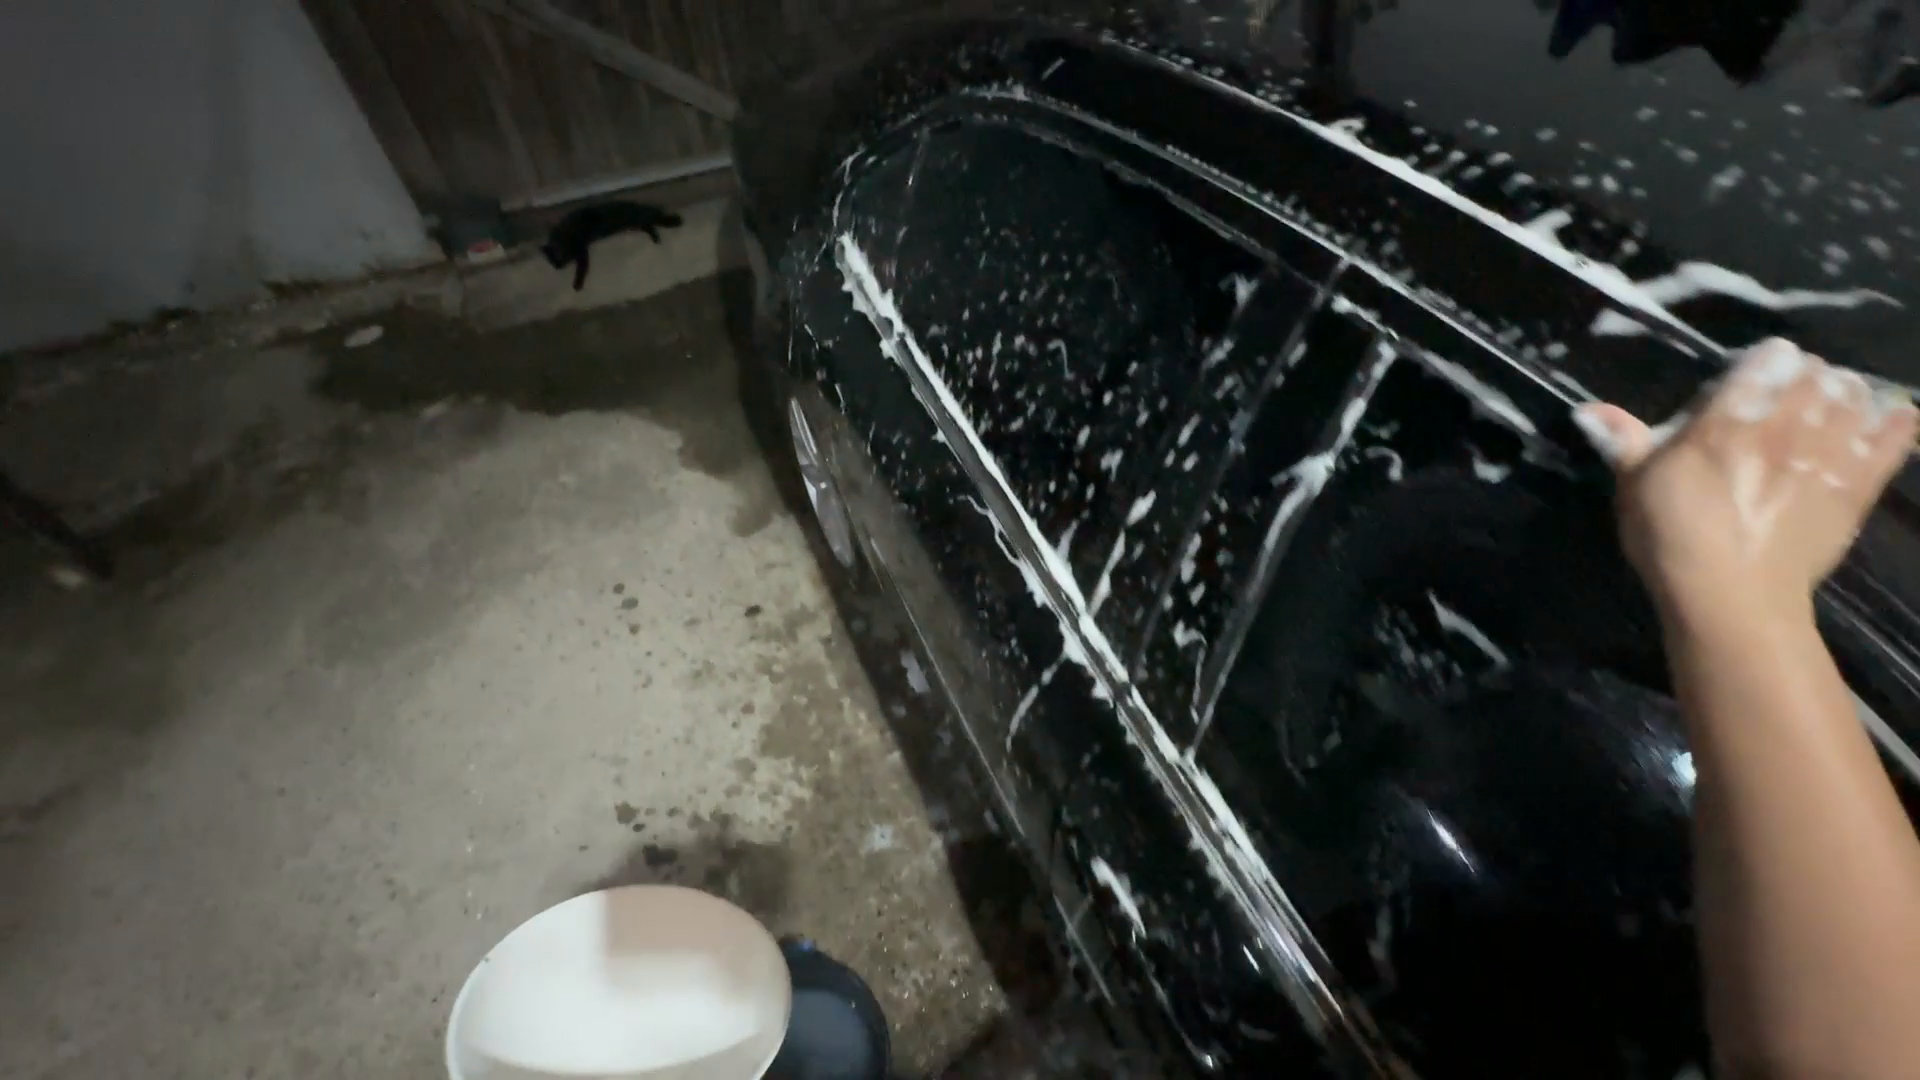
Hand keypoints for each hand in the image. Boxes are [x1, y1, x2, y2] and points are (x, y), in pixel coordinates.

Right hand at [1575, 338, 1916, 624]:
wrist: (1731, 595)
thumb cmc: (1669, 537)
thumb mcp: (1634, 485)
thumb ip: (1621, 440)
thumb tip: (1587, 409)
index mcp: (1725, 424)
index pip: (1767, 361)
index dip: (1758, 362)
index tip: (1742, 379)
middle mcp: (1786, 428)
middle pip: (1817, 372)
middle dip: (1801, 374)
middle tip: (1780, 392)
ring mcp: (1832, 453)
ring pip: (1858, 394)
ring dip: (1842, 392)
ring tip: (1822, 406)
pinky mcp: (1862, 482)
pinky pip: (1898, 432)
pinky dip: (1892, 419)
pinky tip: (1879, 420)